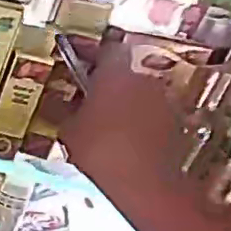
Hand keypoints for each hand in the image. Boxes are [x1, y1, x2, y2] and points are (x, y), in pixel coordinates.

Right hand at [60, 35, 188, 192]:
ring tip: (102, 122)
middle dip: (106, 83)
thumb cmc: (98, 149)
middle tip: (86, 98)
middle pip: (123, 72)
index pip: (106, 50)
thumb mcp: (68, 130)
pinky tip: (121, 139)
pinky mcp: (173, 121)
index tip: (78, 65)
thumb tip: (57, 102)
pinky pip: (149, 113)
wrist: (142, 180)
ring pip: (137, 93)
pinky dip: (137, 120)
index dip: (91, 56)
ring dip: (122, 102)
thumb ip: (63, 111)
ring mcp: (162, 99)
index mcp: (114, 74)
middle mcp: (142, 79)